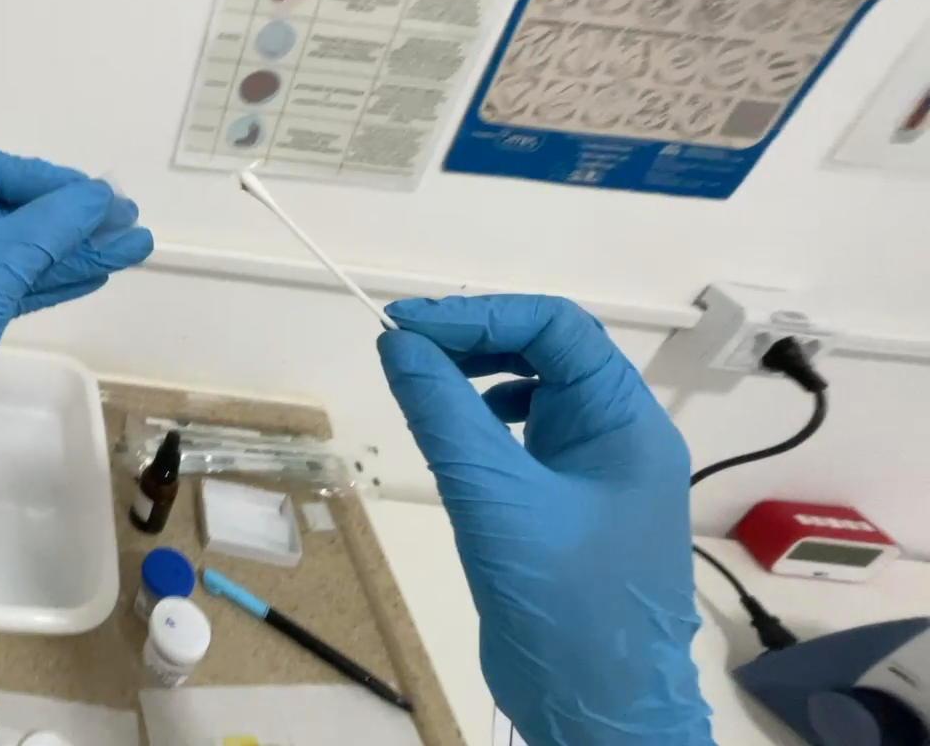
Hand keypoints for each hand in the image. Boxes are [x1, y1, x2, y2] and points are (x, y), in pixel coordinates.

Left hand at [0, 149, 152, 525]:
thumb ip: (50, 225)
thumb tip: (101, 194)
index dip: (47, 179)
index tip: (94, 196)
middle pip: (17, 214)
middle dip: (72, 218)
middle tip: (130, 224)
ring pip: (24, 255)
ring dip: (76, 252)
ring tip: (132, 249)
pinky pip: (19, 288)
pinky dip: (56, 281)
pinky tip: (96, 276)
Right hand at [376, 295, 712, 745]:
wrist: (594, 705)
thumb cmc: (559, 597)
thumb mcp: (491, 493)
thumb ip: (441, 409)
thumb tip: (396, 342)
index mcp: (624, 423)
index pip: (556, 327)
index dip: (478, 313)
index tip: (406, 325)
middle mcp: (614, 432)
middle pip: (543, 347)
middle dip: (471, 337)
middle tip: (400, 345)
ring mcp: (589, 465)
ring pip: (529, 382)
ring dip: (472, 369)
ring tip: (421, 382)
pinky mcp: (559, 494)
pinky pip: (517, 425)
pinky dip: (475, 409)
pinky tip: (450, 430)